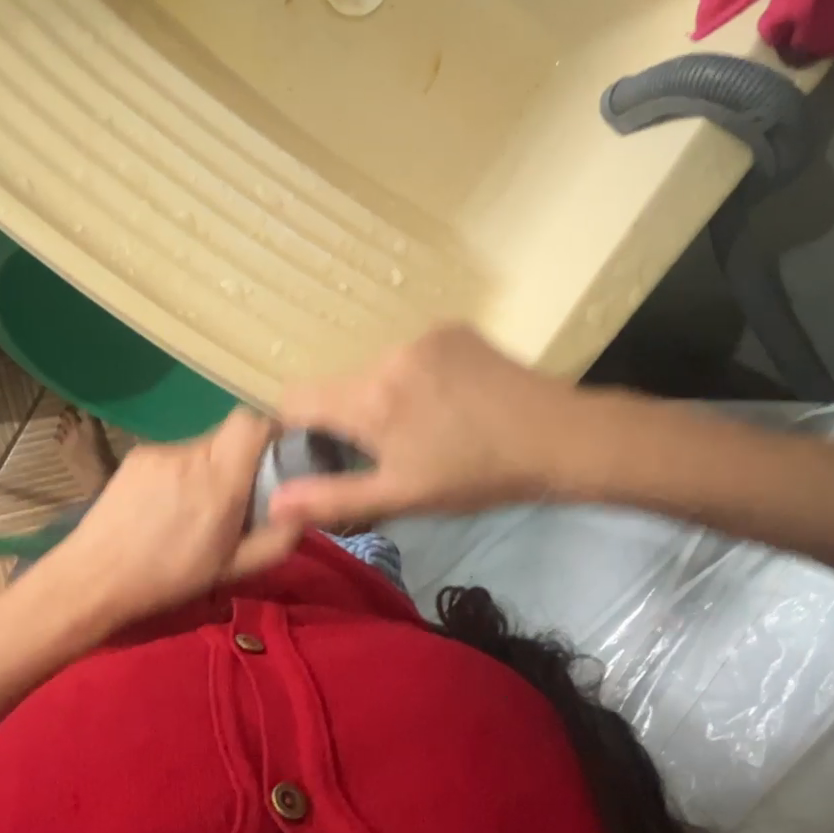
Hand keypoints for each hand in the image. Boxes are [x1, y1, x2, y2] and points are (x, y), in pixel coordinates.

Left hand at [30, 409, 302, 627]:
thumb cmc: (168, 578)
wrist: (94, 577)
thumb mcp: (234, 570)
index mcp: (219, 480)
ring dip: (208, 471)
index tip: (275, 462)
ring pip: (200, 448)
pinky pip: (173, 457)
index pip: (254, 422)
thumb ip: (278, 538)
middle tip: (234, 502)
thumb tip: (303, 510)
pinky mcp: (135, 456)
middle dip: (239, 462)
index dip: (270, 434)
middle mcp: (190, 455)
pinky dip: (179, 476)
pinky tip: (163, 508)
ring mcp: (158, 452)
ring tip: (191, 512)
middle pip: (229, 437)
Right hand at [269, 325, 630, 525]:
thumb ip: (331, 498)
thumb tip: (272, 503)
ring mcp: (423, 336)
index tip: (313, 455)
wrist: (561, 438)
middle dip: (345, 419)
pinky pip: (408, 356)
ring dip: (379, 399)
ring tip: (421, 432)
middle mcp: (387, 354)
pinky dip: (411, 380)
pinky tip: (445, 405)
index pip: (294, 399)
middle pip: (337, 387)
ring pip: (372, 372)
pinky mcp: (451, 329)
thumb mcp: (400, 496)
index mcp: (369, 398)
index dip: (291, 428)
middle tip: (380, 455)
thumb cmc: (475, 476)